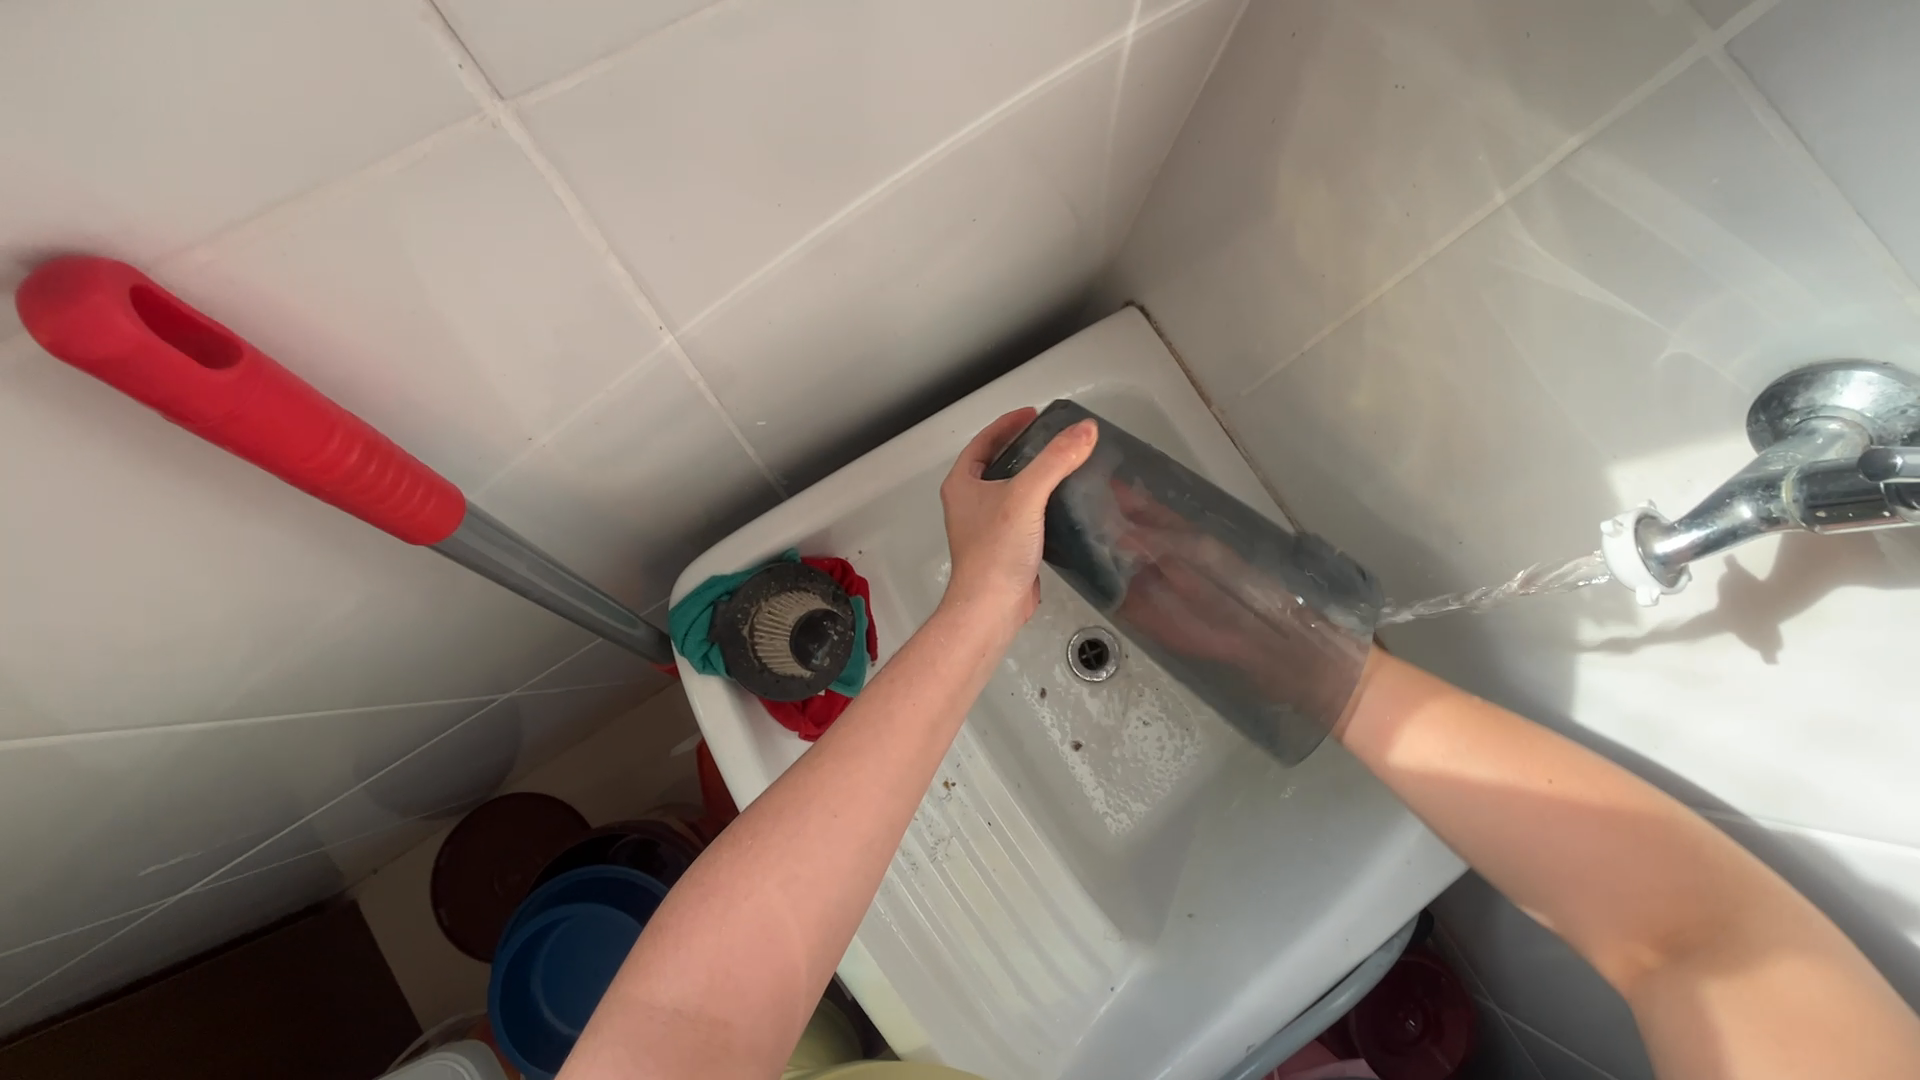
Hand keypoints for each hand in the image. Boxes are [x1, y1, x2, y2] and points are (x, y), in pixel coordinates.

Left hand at [938, 407, 1096, 626]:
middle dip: (1023, 448)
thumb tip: (1085, 430)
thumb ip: (1055, 461)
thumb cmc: (996, 550)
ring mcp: (985, 526)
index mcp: (962, 484)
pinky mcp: (1004, 546)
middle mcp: (969, 502)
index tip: (1035, 414)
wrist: (991, 607)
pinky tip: (1065, 502)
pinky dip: (1042, 503)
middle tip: (1053, 437)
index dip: (1008, 424)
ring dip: (1034, 476)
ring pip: (1011, 490)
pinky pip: (1024, 515)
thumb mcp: (1026, 496)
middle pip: (997, 463)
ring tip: (1064, 464)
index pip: (984, 441)